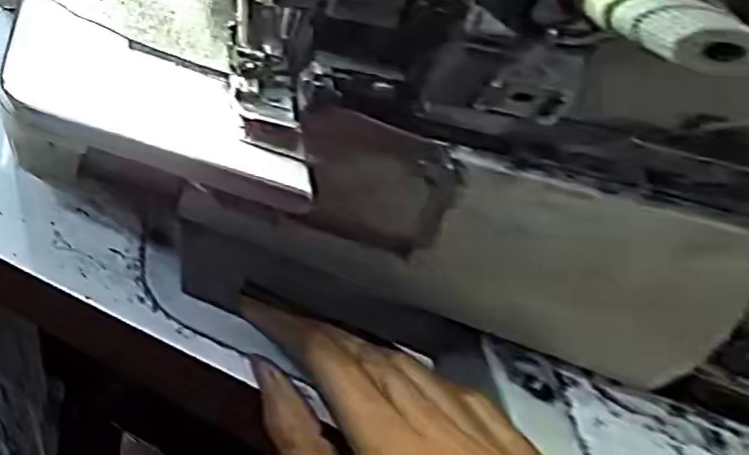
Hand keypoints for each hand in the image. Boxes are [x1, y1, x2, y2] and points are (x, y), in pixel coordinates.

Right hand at [242, 299, 537, 454]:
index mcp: (394, 441)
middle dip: (320, 330)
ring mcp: (495, 446)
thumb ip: (297, 436)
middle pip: (370, 354)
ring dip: (370, 349)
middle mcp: (447, 434)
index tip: (253, 308)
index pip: (326, 354)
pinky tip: (420, 383)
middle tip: (282, 320)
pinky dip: (432, 381)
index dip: (282, 322)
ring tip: (338, 345)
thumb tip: (267, 373)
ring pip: (419, 370)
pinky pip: (474, 400)